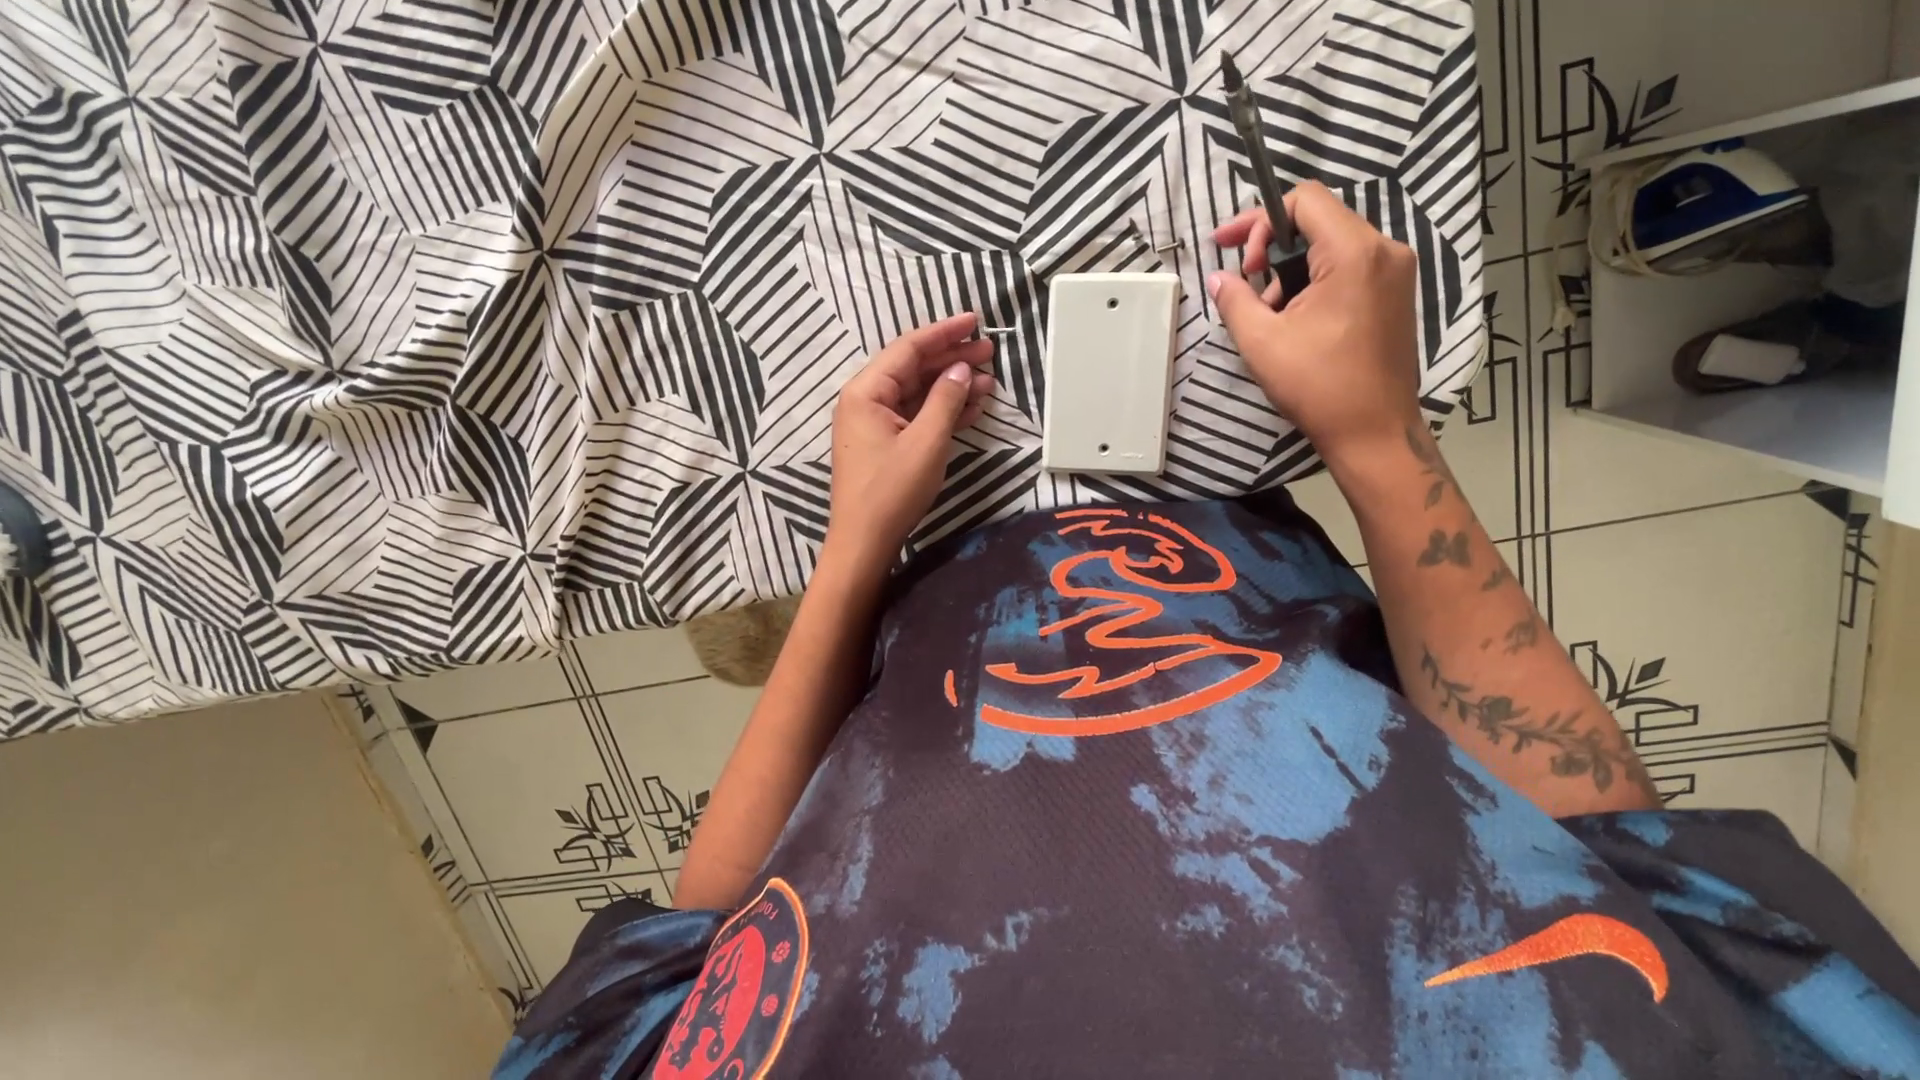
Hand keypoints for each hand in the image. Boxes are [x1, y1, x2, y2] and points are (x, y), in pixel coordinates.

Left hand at [825, 312, 994, 571]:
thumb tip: (962, 369)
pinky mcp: (884, 444)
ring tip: (990, 381)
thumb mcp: (927, 442)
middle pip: (913, 368)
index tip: (975, 321)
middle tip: (991, 351)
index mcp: (866, 391)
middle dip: (952, 359)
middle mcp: (865, 400)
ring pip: (918, 392)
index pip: (908, 349)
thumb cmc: (892, 491)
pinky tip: (973, 406)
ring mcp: (874, 423)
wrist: (864, 542)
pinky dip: (942, 410)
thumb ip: (946, 400)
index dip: (944, 333)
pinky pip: (916, 415)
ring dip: (952, 386)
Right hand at [1208, 182, 1422, 464]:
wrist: (1374, 432)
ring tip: (1269, 312)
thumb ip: (1234, 300)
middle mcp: (1384, 250)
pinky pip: (1349, 266)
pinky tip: (1295, 317)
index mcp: (1354, 253)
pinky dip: (1315, 281)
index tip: (1229, 250)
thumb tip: (1217, 278)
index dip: (1258, 219)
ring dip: (1290, 268)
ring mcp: (1396, 272)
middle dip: (1271, 246)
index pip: (1304, 200)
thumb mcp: (1262, 342)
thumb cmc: (1319, 387)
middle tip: (1243, 281)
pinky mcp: (1396, 293)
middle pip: (1318, 219)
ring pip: (1331, 244)